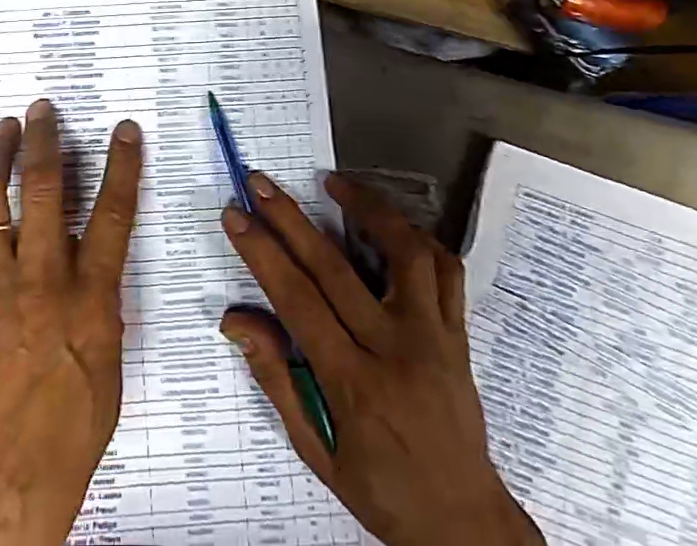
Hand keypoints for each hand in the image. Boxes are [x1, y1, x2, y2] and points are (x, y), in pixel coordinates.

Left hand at [0, 100, 142, 545]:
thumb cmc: (65, 434)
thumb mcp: (109, 365)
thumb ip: (103, 310)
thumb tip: (98, 281)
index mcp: (91, 294)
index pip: (114, 211)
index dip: (122, 165)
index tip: (123, 130)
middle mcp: (41, 277)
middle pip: (45, 190)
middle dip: (45, 141)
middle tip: (43, 109)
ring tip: (2, 130)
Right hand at [220, 173, 543, 545]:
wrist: (459, 515)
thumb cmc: (380, 487)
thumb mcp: (315, 448)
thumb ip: (277, 378)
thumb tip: (237, 320)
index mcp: (353, 383)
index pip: (298, 301)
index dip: (263, 253)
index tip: (238, 217)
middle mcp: (396, 348)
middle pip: (337, 267)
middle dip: (292, 219)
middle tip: (263, 184)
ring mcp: (434, 333)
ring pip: (405, 252)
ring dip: (368, 208)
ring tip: (334, 184)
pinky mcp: (459, 330)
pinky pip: (446, 269)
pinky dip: (419, 238)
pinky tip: (394, 224)